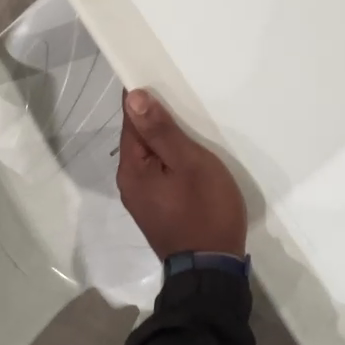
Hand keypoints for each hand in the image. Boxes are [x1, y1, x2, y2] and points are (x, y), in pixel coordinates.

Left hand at [116, 89, 246, 258]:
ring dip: (167, 138)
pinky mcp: (158, 208)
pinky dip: (171, 157)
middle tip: (183, 94)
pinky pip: (160, 171)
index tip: (160, 74)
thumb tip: (133, 97)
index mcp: (132, 169)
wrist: (214, 270)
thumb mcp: (188, 163)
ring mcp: (144, 198)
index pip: (131, 119)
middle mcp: (130, 182)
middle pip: (140, 136)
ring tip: (190, 118)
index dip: (144, 96)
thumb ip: (162, 130)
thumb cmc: (204, 210)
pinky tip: (189, 151)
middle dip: (158, 116)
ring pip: (152, 154)